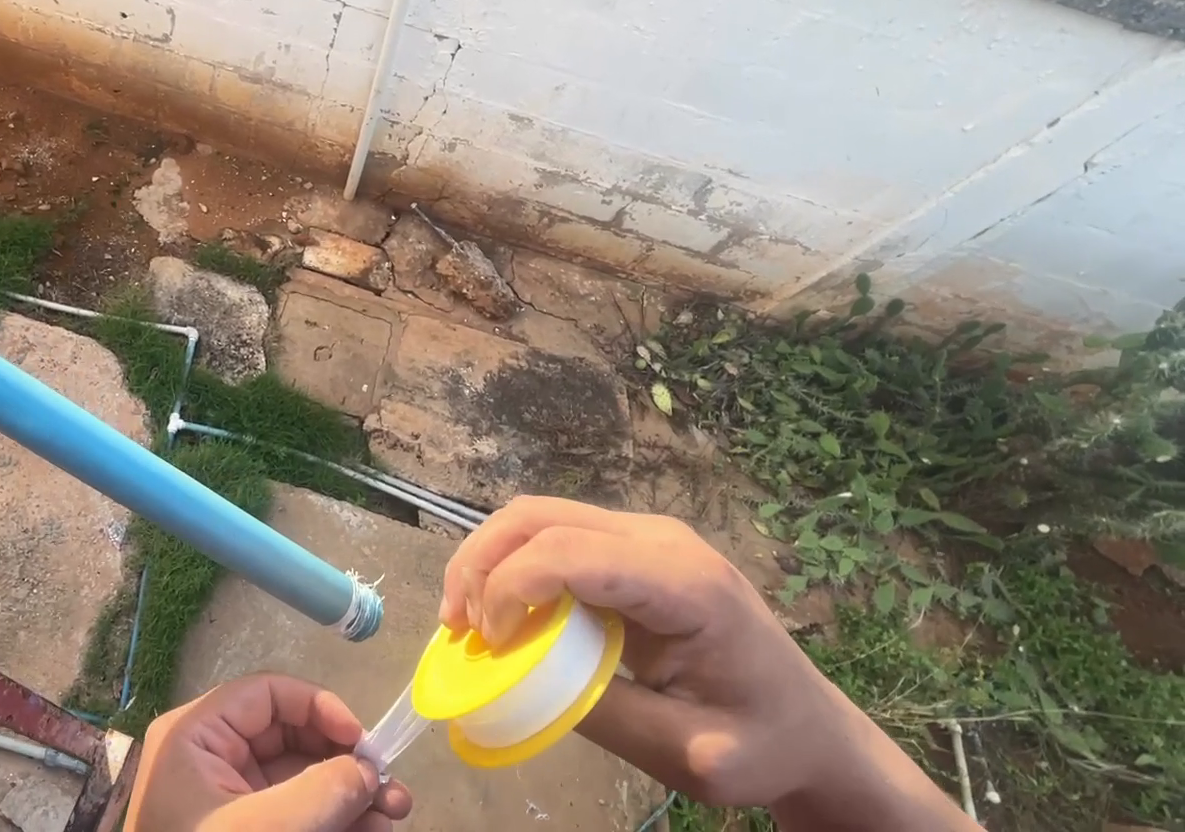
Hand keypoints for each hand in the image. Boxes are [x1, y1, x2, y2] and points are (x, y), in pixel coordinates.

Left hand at [125, 673, 414, 830]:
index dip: (319, 707)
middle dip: (343, 758)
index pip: (267, 694)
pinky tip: (372, 829)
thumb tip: (368, 769)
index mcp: (196, 733)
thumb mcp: (260, 829)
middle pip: (290, 736)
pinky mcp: (244, 828)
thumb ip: (317, 794)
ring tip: (395, 813)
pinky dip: (333, 819)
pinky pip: (296, 812)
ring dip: (349, 793)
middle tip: (390, 786)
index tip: (362, 741)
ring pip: (300, 777)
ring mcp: (228, 797)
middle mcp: (212, 756)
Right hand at [441, 497, 976, 830]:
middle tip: (457, 625)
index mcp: (685, 583)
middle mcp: (658, 536)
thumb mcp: (690, 754)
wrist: (811, 725)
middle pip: (537, 516)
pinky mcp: (626, 542)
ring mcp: (641, 532)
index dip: (511, 586)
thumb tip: (513, 674)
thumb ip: (603, 711)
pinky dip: (508, 562)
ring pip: (533, 515)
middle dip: (481, 562)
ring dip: (486, 557)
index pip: (569, 551)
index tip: (490, 644)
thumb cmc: (762, 743)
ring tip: (466, 617)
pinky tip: (498, 606)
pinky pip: (549, 533)